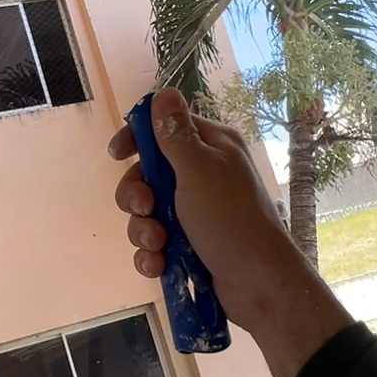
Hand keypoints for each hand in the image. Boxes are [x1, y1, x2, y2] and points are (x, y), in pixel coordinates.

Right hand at [108, 89, 353, 376]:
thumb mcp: (199, 169)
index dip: (138, 138)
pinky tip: (159, 266)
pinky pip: (154, 244)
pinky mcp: (189, 246)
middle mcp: (202, 176)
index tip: (117, 154)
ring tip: (158, 245)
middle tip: (145, 209)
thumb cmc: (230, 219)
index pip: (166, 128)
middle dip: (136, 195)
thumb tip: (163, 91)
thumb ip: (175, 133)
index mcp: (211, 148)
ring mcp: (195, 214)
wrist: (259, 285)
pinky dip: (151, 255)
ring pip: (146, 213)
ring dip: (142, 230)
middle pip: (148, 174)